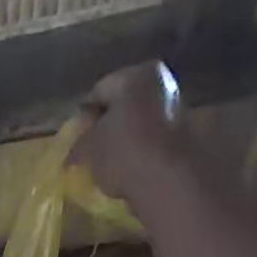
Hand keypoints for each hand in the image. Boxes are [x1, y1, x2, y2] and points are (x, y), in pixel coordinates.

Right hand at [70, 60, 183, 201]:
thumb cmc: (122, 153)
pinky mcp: (182, 135)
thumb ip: (81, 140)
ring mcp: (175, 108)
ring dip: (120, 140)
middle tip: (87, 153)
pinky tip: (123, 168)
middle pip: (121, 104)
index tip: (73, 141)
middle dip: (103, 127)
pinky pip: (149, 138)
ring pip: (136, 122)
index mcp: (138, 75)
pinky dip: (135, 150)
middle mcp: (161, 83)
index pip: (99, 91)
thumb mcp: (90, 146)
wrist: (166, 181)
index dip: (82, 117)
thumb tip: (77, 147)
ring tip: (104, 164)